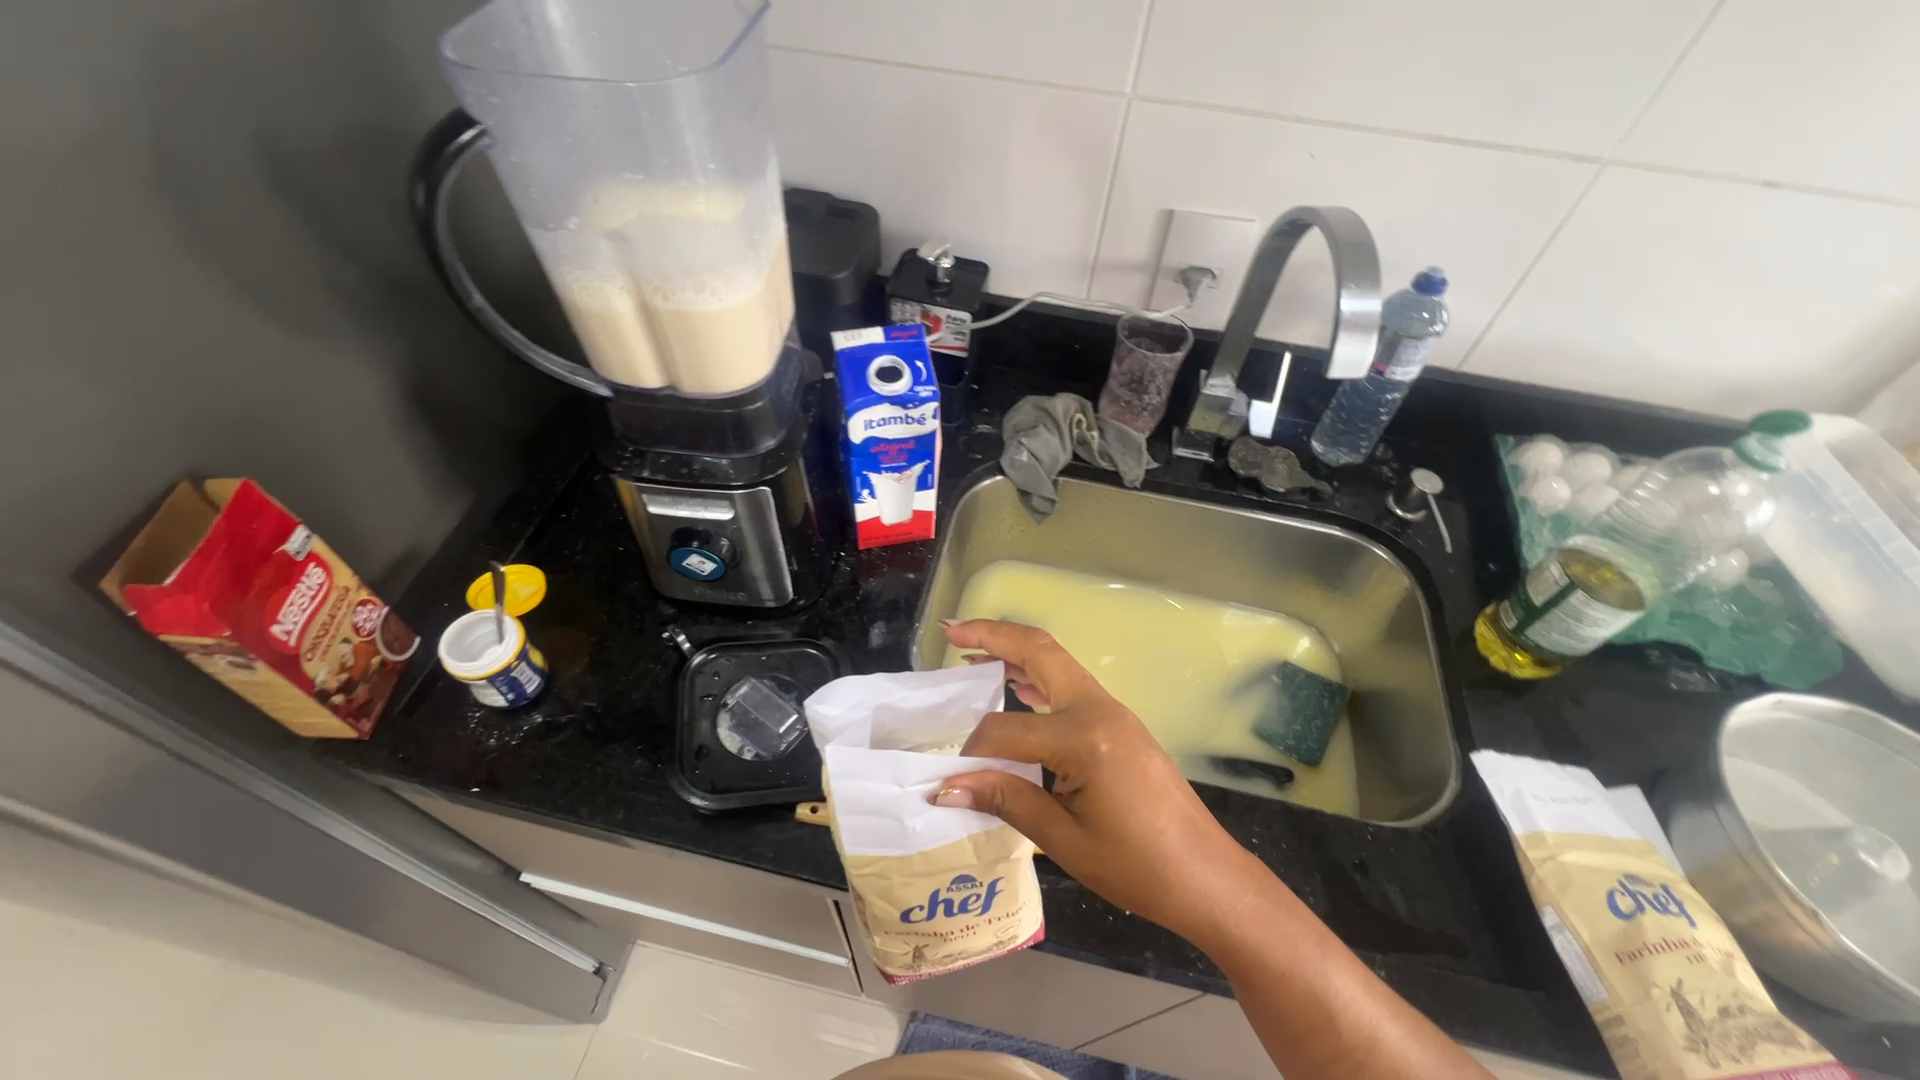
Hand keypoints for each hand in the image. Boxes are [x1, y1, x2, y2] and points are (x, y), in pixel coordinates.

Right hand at [932, 619, 1273, 949]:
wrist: (1204, 876)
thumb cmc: (1135, 865)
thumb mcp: (1062, 838)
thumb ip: (1004, 799)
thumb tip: (945, 787)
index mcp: (1083, 738)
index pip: (1004, 730)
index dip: (972, 752)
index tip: (952, 781)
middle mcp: (1099, 710)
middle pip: (1039, 652)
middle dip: (992, 635)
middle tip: (949, 631)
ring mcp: (1114, 712)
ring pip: (1057, 662)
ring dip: (1015, 650)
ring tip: (972, 651)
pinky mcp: (1119, 724)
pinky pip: (1071, 685)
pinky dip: (1037, 675)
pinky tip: (1016, 684)